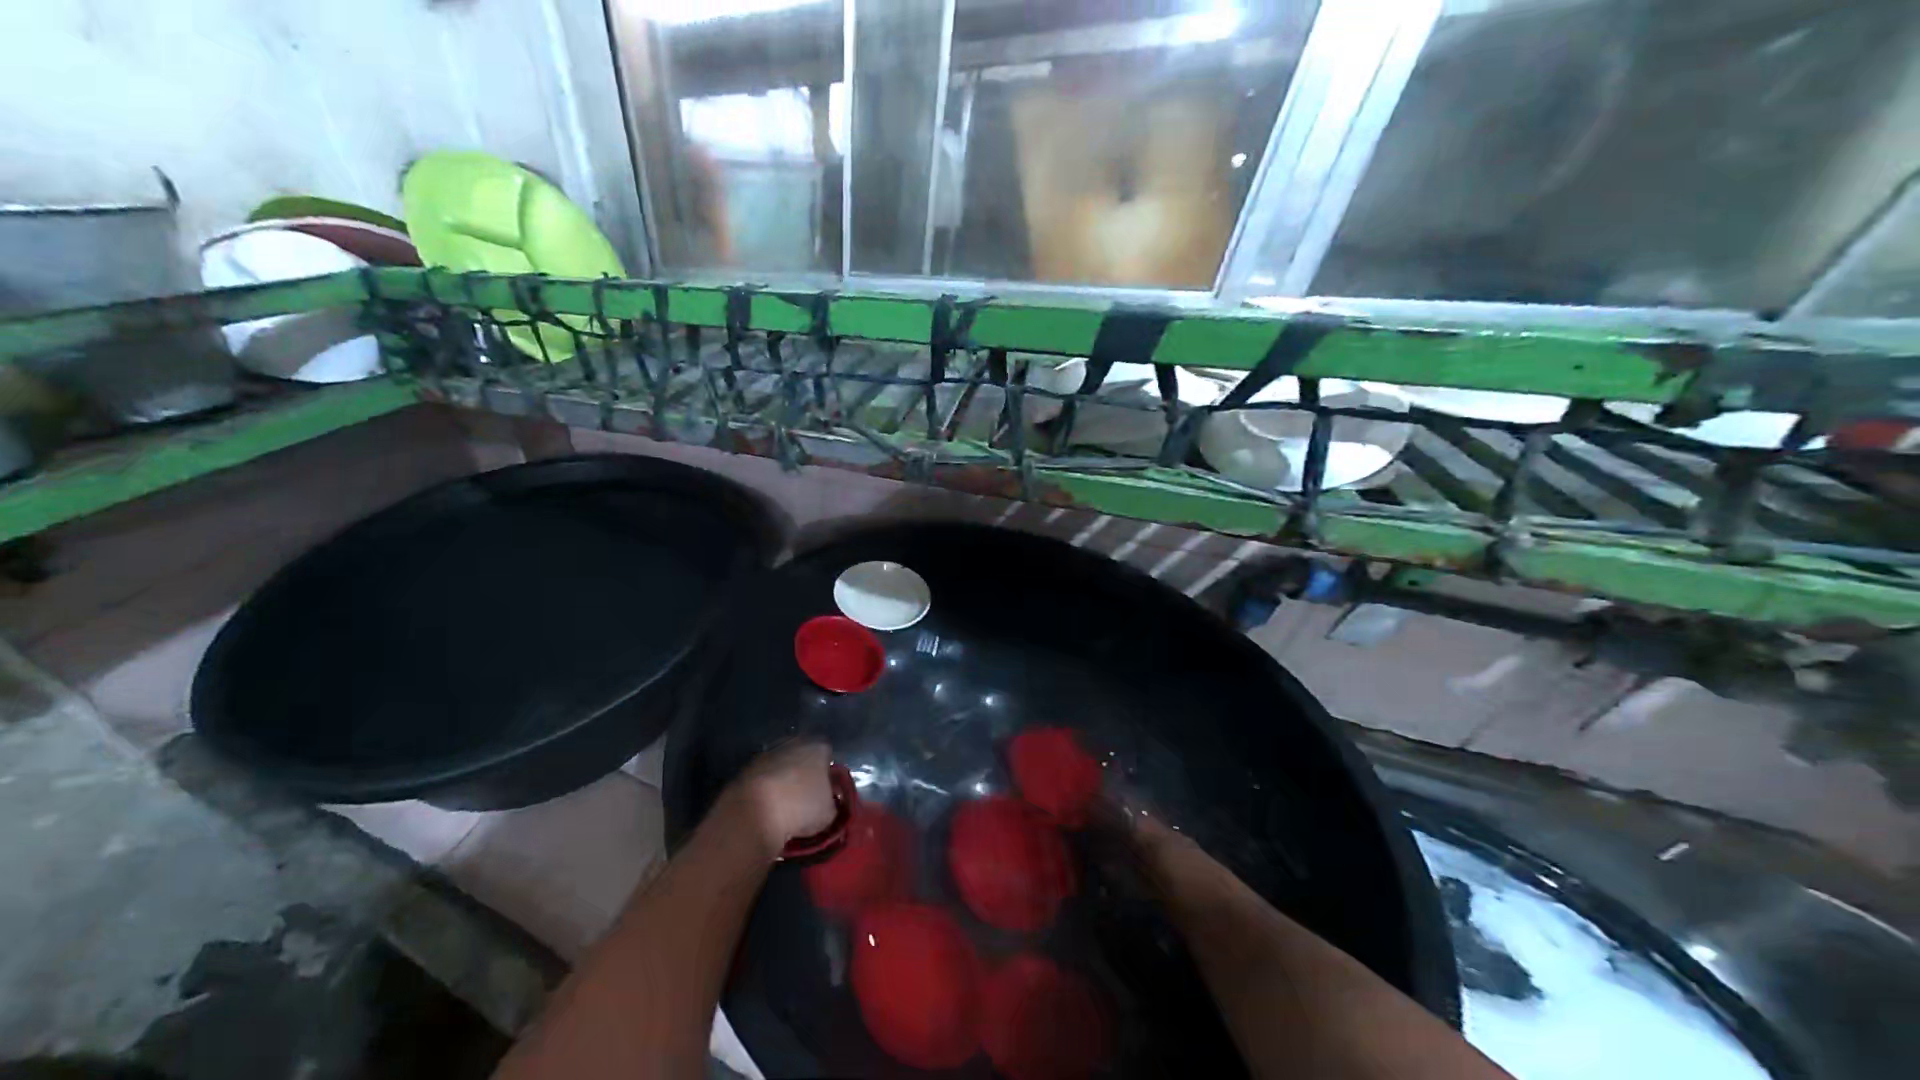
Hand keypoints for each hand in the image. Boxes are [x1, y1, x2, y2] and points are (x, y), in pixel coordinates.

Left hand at [723, 739, 836, 857]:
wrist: (753, 813)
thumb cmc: (800, 808)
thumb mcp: (829, 814)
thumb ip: (832, 804)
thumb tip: (828, 804)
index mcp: (818, 747)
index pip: (828, 755)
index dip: (827, 774)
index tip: (826, 792)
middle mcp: (793, 743)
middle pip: (803, 757)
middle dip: (804, 774)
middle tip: (806, 798)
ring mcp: (766, 754)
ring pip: (780, 766)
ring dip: (782, 781)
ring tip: (784, 807)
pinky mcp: (745, 768)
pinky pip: (762, 778)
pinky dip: (764, 790)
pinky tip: (766, 809)